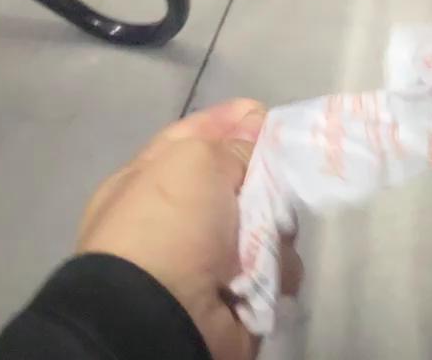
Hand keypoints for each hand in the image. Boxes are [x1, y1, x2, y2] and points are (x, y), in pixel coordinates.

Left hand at [76, 98, 296, 359]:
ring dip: (275, 223)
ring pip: (262, 221)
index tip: (265, 113)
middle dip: (264, 175)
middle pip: (237, 180)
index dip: (230, 122)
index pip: (195, 136)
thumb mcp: (196, 161)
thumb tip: (254, 126)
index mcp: (150, 178)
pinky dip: (278, 267)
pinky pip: (272, 266)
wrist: (159, 319)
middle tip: (280, 174)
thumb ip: (232, 144)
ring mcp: (205, 258)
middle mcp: (177, 216)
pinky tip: (274, 266)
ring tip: (275, 228)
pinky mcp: (235, 295)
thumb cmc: (169, 224)